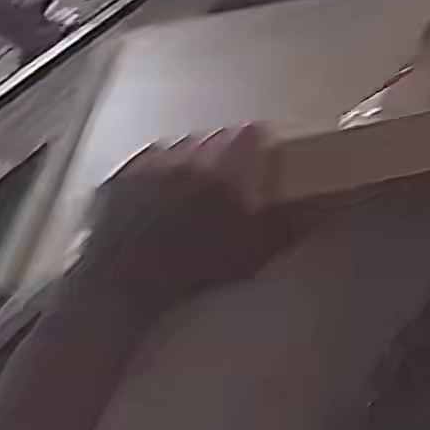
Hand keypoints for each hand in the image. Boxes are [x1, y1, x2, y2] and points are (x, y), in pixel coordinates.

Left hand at [67, 126, 289, 324]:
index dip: (257, 141)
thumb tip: (312, 207)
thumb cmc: (191, 271)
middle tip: (232, 165)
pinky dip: (155, 164)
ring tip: (198, 172)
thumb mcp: (254, 250)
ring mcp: (148, 169)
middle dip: (225, 148)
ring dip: (192, 154)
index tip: (261, 146)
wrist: (119, 293)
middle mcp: (187, 161)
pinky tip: (162, 178)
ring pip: (180, 145)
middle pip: (214, 138)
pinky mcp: (117, 182)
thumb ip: (286, 221)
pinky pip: (143, 160)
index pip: (248, 136)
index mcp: (223, 171)